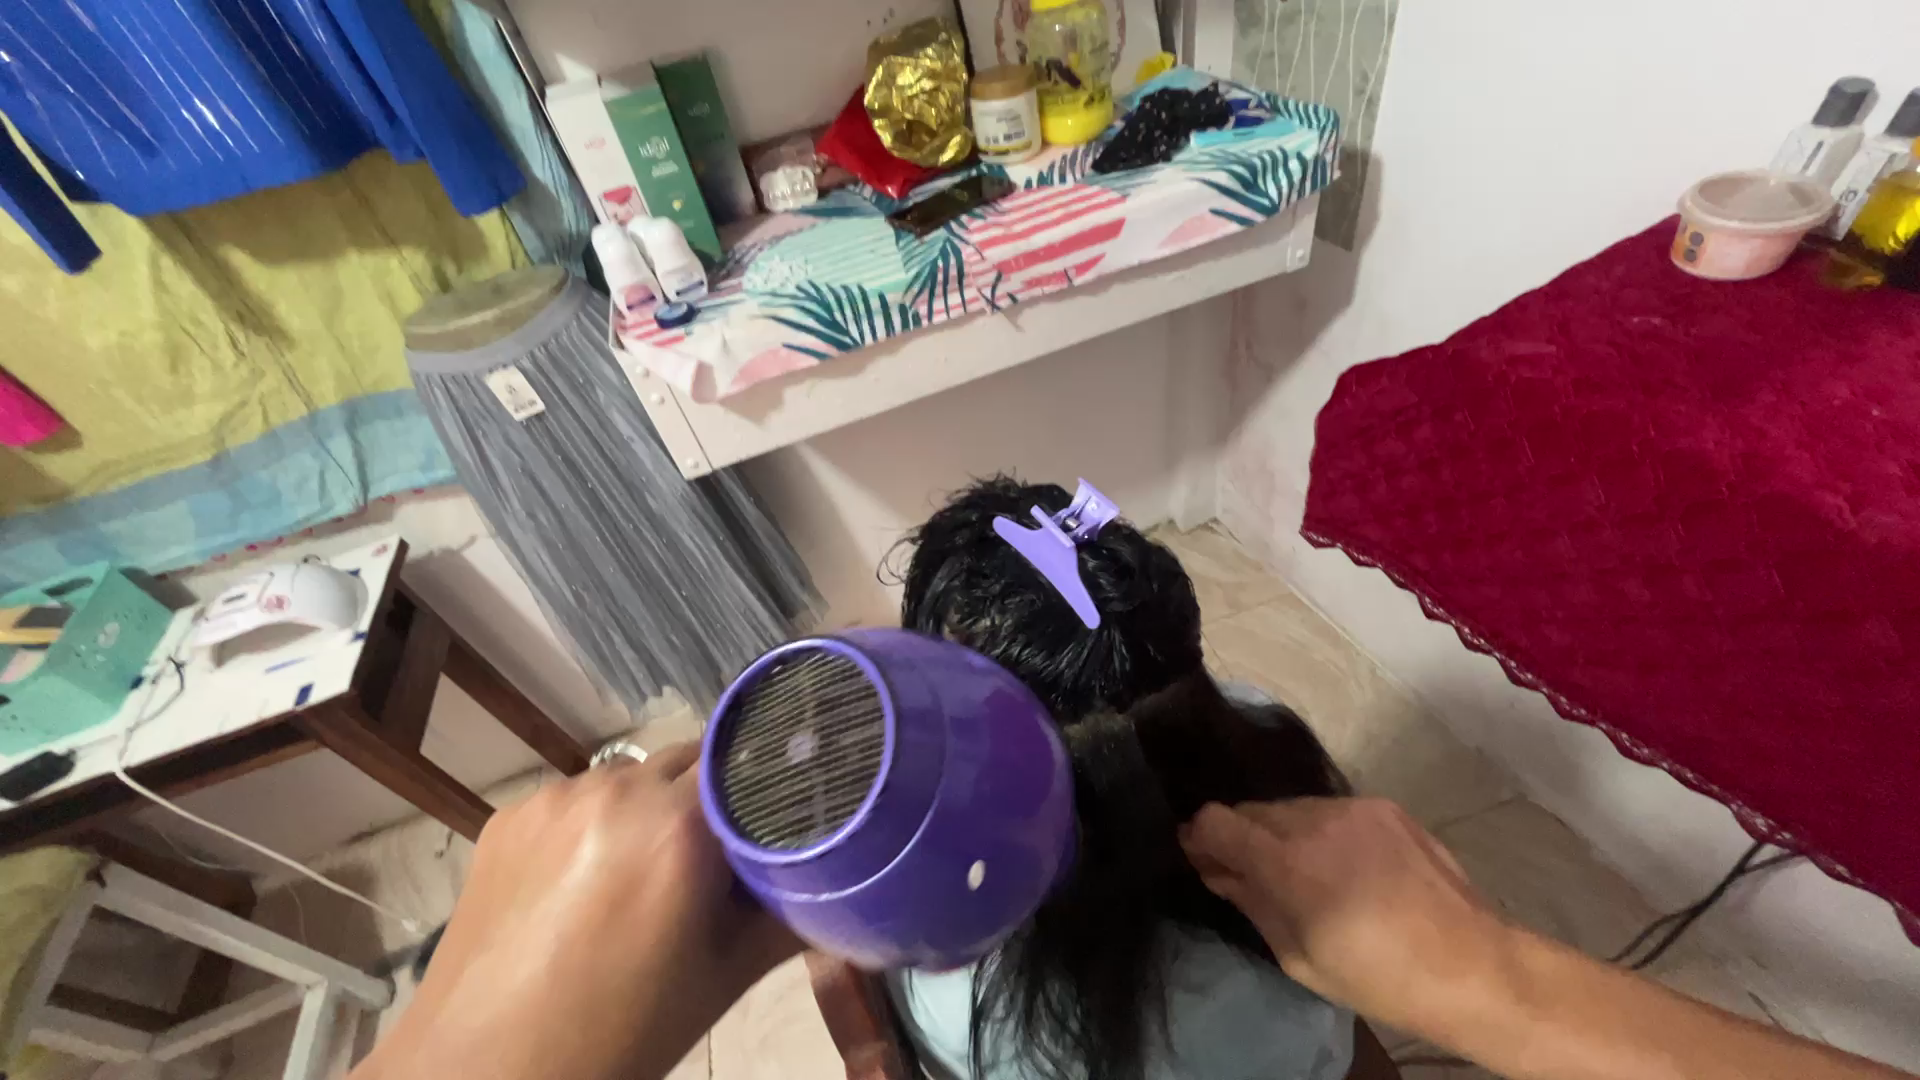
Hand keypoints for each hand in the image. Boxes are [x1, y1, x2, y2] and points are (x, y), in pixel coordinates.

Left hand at [355, 742, 798, 1079]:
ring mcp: (556, 798)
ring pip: (634, 774)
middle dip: (709, 793)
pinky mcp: (510, 814)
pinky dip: (597, 820)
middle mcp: (617, 792)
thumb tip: (838, 874)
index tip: (777, 806)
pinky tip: (586, 876)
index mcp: (677, 828)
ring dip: (651, 803)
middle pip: (690, 759)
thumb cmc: (622, 1031)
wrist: (482, 1076)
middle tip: (713, 848)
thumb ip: (792, 911)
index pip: (744, 761)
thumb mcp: (728, 975)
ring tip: (643, 865)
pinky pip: (580, 795)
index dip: (764, 780)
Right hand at [1180, 797, 1520, 1039]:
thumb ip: (1248, 901)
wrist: (1475, 967)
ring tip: (1305, 871)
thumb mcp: (1297, 956)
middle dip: (1241, 838)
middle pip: (1249, 810)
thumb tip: (1215, 869)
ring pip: (1288, 807)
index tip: (1201, 856)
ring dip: (1280, 833)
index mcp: (1288, 863)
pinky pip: (1326, 808)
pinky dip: (1319, 830)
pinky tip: (1342, 863)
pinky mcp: (1380, 804)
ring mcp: (1349, 808)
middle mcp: (1312, 821)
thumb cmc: (1378, 978)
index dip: (1200, 836)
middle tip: (1251, 872)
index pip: (1215, 820)